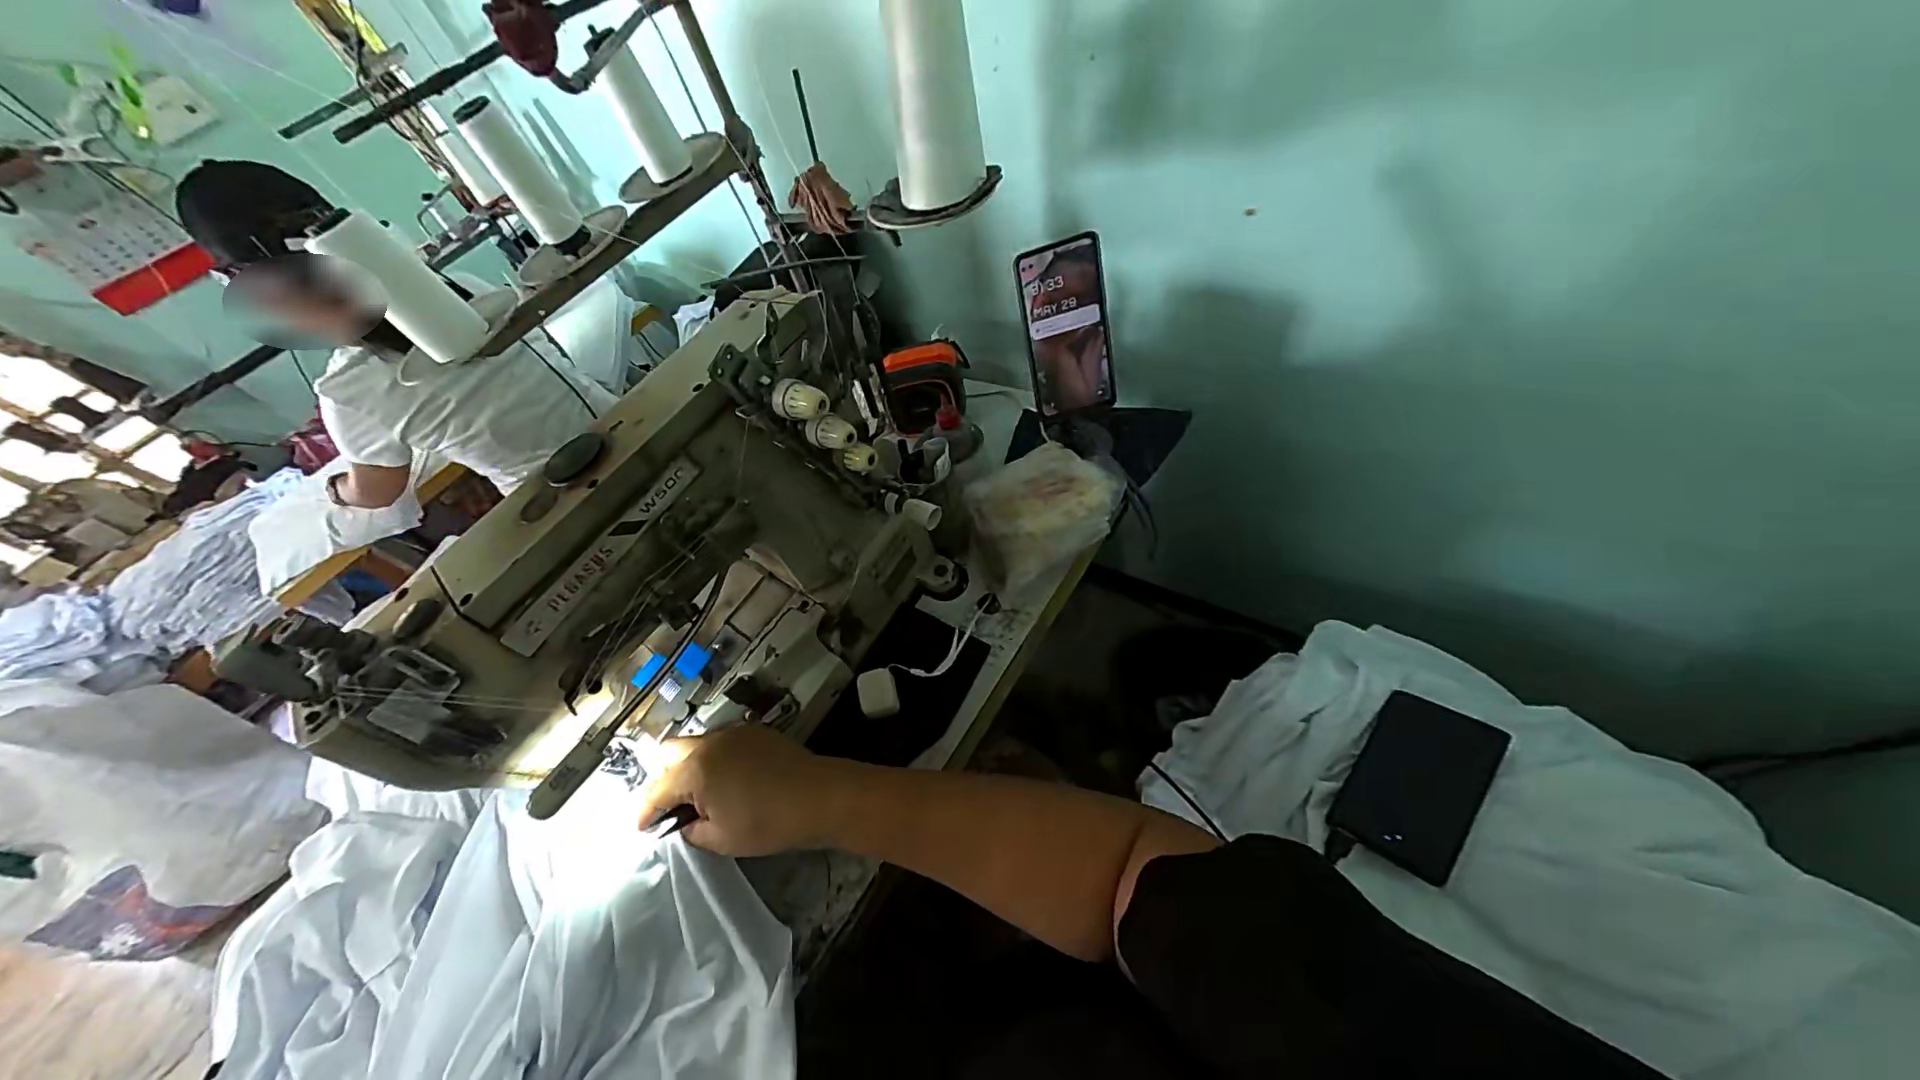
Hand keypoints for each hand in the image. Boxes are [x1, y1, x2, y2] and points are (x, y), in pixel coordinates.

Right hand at [635, 726, 852, 856]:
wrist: (819, 796)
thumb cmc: (767, 821)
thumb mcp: (720, 838)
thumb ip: (691, 829)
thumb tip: (684, 821)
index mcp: (695, 769)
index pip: (656, 790)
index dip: (645, 813)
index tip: (643, 829)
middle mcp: (710, 743)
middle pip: (670, 752)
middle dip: (663, 778)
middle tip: (671, 805)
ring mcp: (735, 733)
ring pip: (697, 743)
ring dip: (690, 765)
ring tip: (700, 793)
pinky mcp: (756, 731)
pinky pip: (723, 742)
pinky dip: (715, 758)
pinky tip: (727, 779)